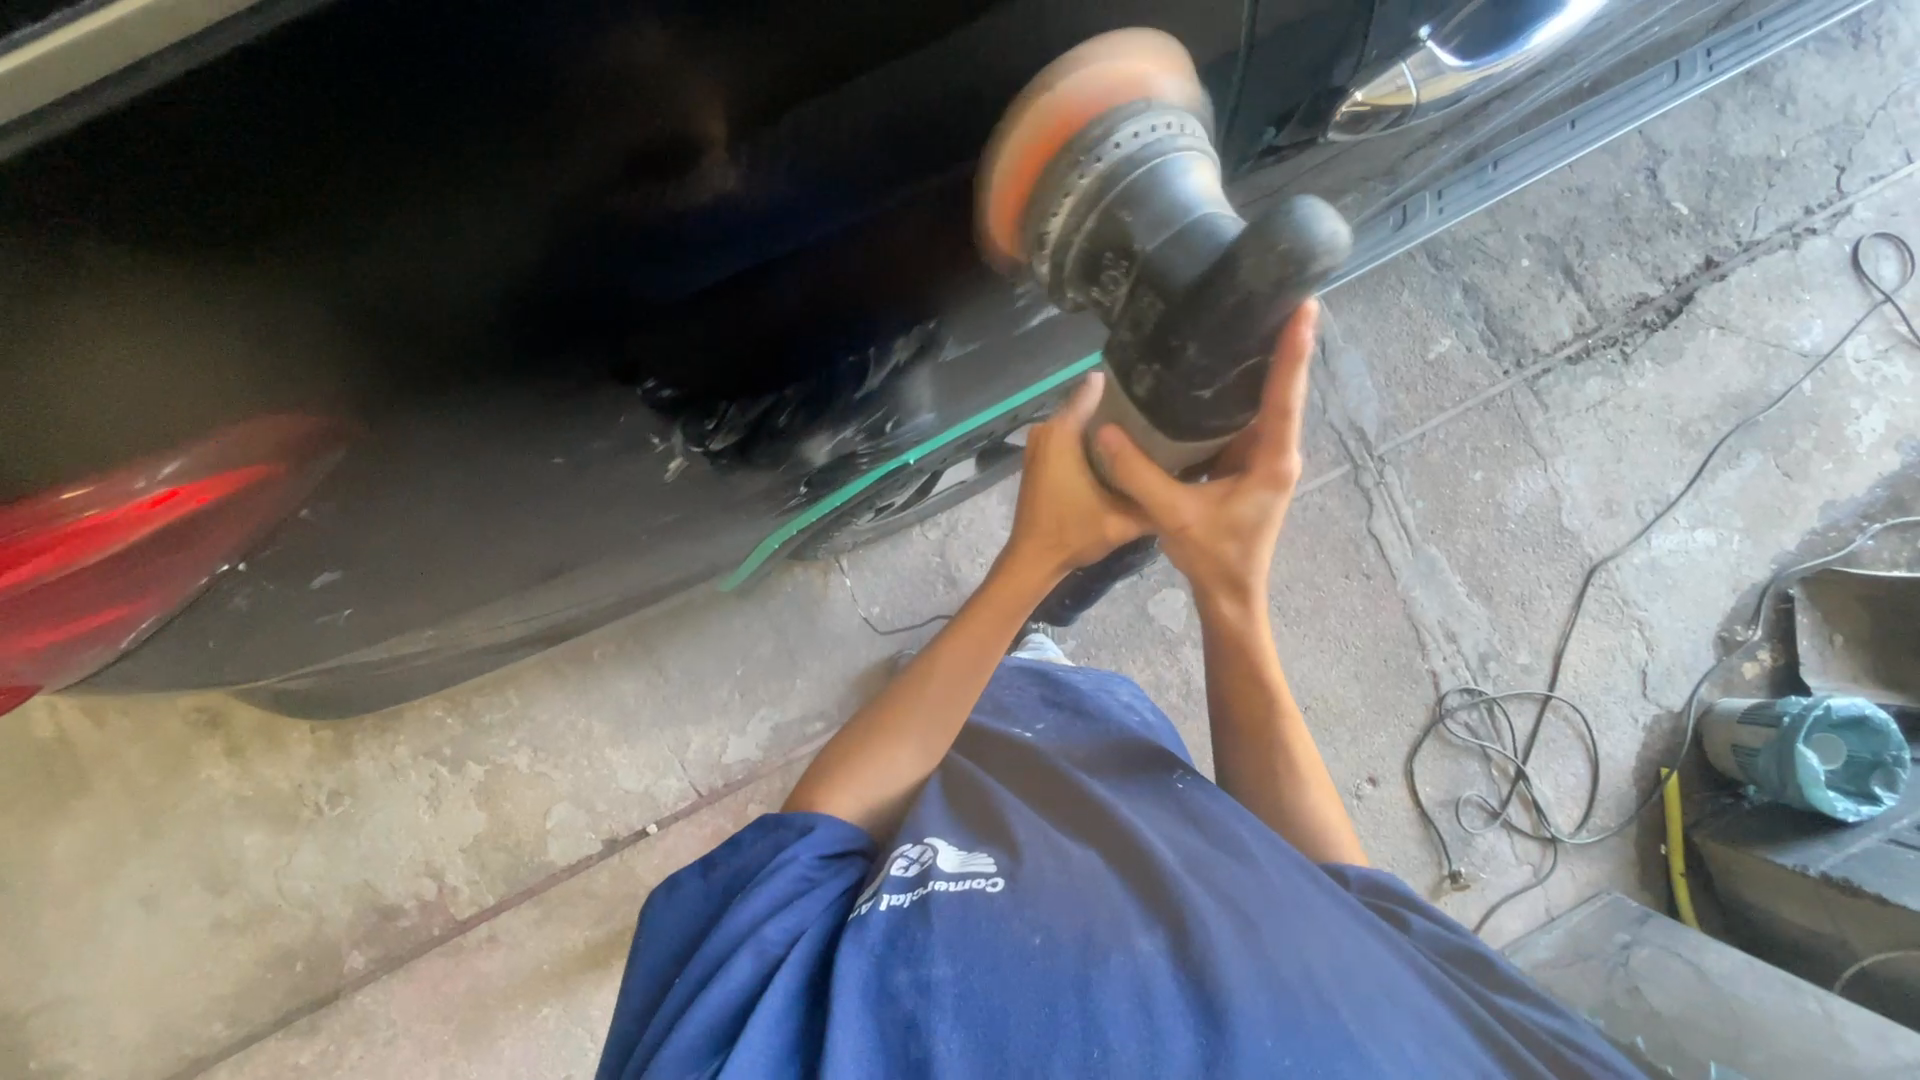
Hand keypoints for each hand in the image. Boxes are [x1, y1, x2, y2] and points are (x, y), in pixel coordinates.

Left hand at [1000, 371, 1151, 581]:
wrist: (1034, 559)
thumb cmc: (1073, 535)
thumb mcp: (1122, 520)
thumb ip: (1154, 499)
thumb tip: (1189, 484)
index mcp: (1063, 432)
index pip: (1097, 390)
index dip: (1128, 389)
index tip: (1158, 390)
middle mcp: (1047, 429)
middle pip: (1091, 405)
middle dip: (1123, 409)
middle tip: (1162, 414)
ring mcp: (1040, 442)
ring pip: (1081, 422)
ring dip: (1108, 426)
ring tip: (1147, 430)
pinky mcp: (1039, 457)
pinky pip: (1070, 436)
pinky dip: (1092, 440)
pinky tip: (1120, 451)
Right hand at [1093, 300, 1319, 614]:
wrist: (1229, 594)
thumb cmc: (1214, 557)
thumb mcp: (1173, 515)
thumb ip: (1138, 474)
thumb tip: (1104, 430)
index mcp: (1272, 459)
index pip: (1285, 395)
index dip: (1294, 349)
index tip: (1305, 304)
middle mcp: (1275, 452)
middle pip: (1280, 389)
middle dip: (1277, 344)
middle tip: (1267, 295)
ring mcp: (1262, 459)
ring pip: (1261, 404)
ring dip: (1255, 367)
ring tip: (1242, 321)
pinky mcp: (1246, 466)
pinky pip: (1241, 421)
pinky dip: (1231, 395)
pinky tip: (1210, 374)